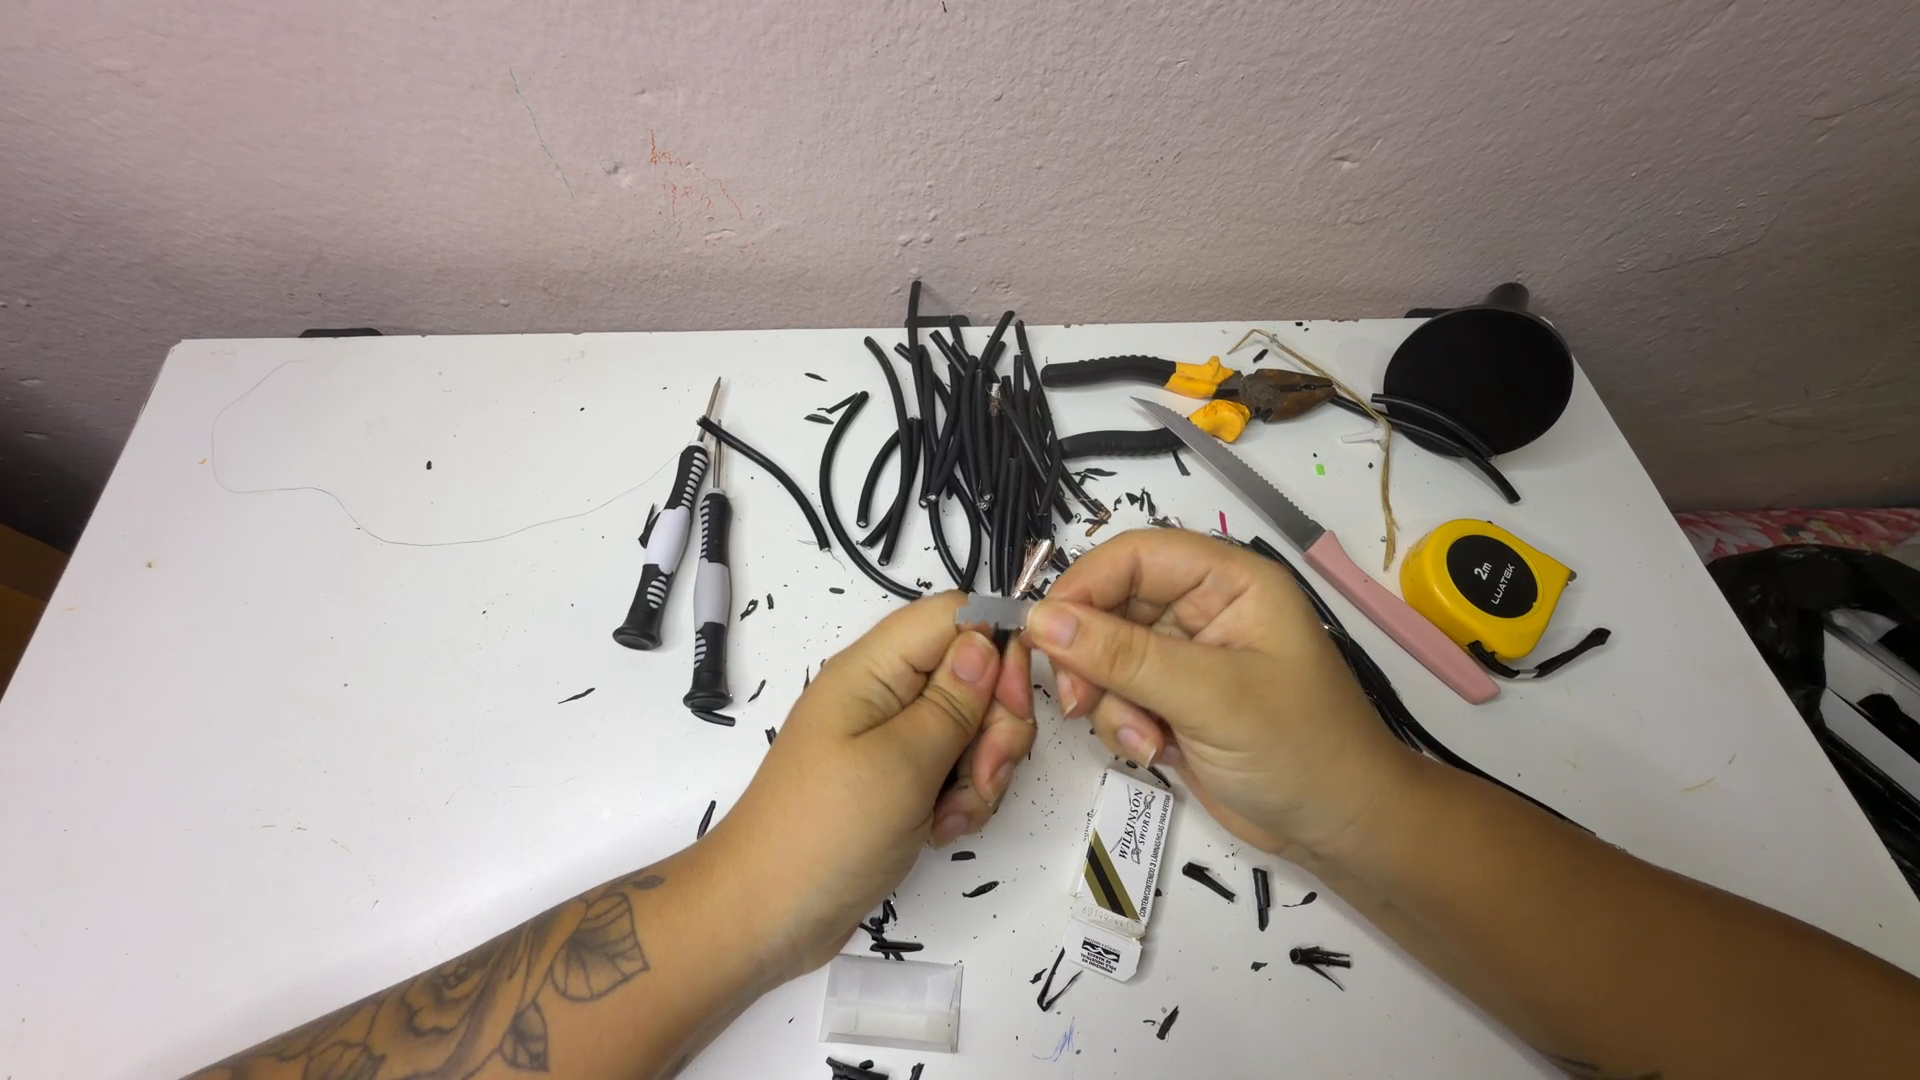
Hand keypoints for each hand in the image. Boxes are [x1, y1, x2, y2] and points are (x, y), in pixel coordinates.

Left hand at [705, 592, 1034, 981]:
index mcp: (874, 668)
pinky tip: (940, 829)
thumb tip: (986, 638)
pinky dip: (962, 797)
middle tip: (981, 775)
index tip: (1014, 700)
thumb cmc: (825, 833)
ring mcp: (894, 737)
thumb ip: (953, 700)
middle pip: (974, 673)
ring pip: (972, 725)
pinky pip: (955, 766)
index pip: (955, 615)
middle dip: (995, 725)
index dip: (996, 645)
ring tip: (951, 816)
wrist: (764, 919)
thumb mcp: (901, 763)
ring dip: (980, 771)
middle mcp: (886, 692)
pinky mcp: (900, 777)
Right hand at [1024, 528, 1413, 859]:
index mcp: (1227, 581)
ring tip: (1144, 740)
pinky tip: (1156, 751)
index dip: (1085, 585)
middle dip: (1090, 656)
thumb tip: (1041, 620)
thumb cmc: (1299, 750)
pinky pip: (1114, 692)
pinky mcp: (1169, 696)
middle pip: (1109, 604)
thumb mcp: (1211, 697)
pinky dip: (1120, 722)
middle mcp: (1200, 607)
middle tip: (1079, 701)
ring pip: (1103, 653)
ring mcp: (1182, 654)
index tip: (1046, 632)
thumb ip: (1123, 656)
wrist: (1341, 831)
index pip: (1135, 556)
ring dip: (1107, 698)